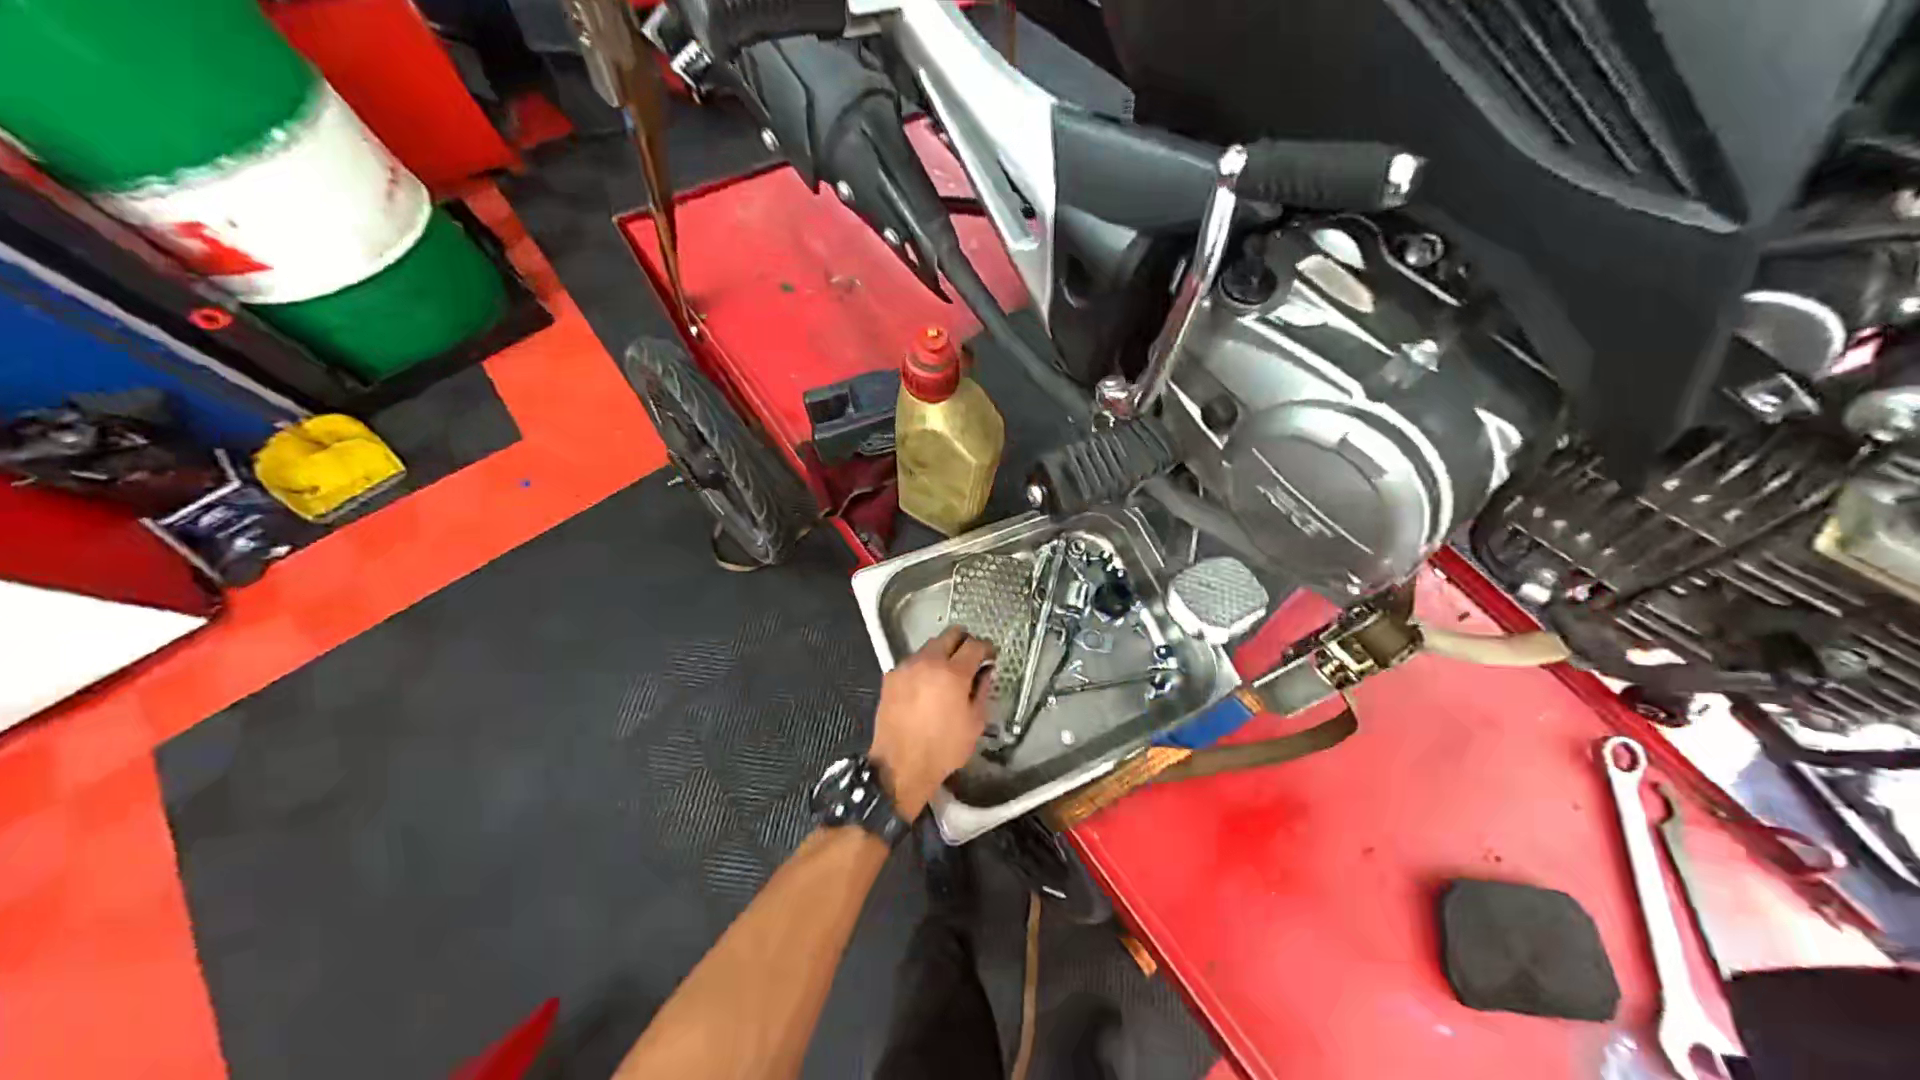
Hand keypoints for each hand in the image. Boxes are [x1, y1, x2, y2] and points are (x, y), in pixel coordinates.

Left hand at [869, 625, 995, 818]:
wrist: (900, 765)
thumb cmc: (943, 748)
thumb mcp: (974, 722)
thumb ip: (982, 690)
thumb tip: (985, 672)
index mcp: (953, 673)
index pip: (974, 645)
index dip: (986, 647)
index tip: (990, 655)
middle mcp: (928, 662)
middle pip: (949, 635)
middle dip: (964, 641)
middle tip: (970, 657)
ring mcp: (906, 667)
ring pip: (929, 646)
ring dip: (942, 653)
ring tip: (947, 673)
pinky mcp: (890, 677)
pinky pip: (912, 663)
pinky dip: (923, 667)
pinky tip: (926, 686)